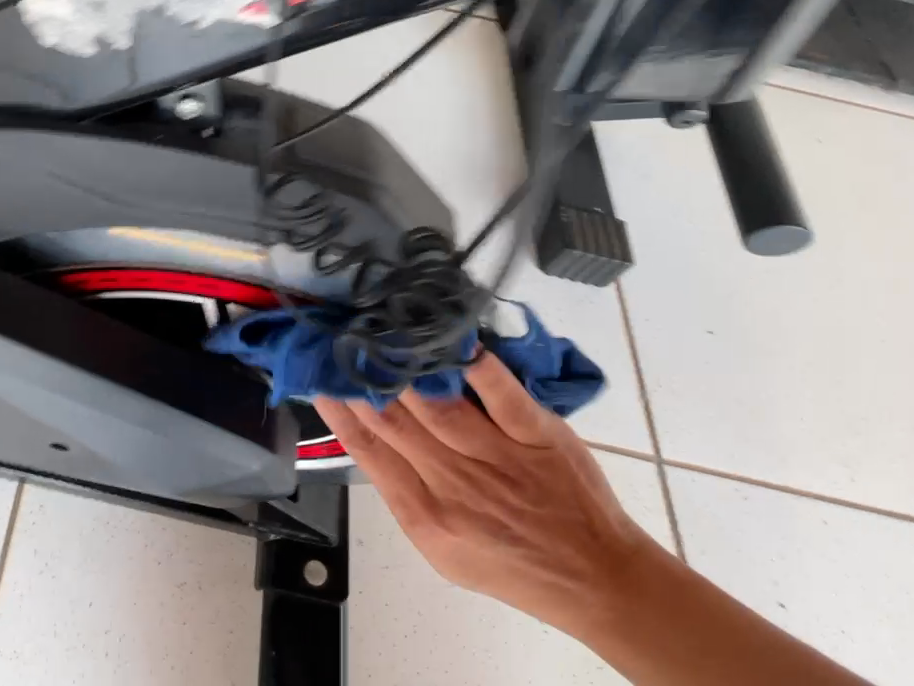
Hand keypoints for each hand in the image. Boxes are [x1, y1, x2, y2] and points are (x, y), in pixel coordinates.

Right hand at [314, 353, 663, 634]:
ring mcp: (499, 459)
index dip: (338, 411)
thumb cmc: (511, 561)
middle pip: (394, 422)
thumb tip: (367, 436)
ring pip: (436, 406)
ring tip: (375, 334)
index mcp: (425, 514)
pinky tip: (455, 342)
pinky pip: (504, 398)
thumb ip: (403, 493)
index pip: (367, 450)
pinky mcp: (539, 436)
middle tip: (337, 340)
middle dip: (361, 378)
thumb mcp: (441, 548)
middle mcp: (455, 485)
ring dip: (404, 369)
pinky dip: (479, 370)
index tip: (317, 376)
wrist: (596, 579)